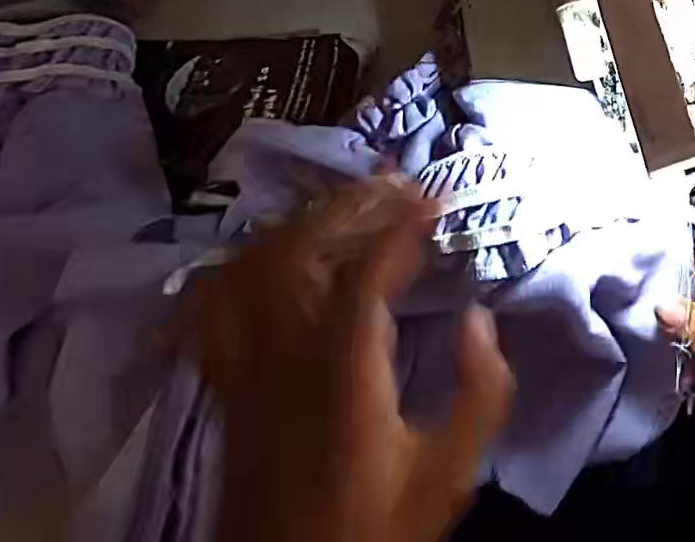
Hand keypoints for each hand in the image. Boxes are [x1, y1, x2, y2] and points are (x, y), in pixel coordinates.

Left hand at [191, 181, 514, 541]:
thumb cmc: (376, 528)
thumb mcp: (450, 470)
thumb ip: (480, 391)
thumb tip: (478, 315)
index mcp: (343, 385)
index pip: (360, 284)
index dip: (397, 231)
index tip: (434, 201)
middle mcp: (283, 369)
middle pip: (294, 262)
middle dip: (348, 208)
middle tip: (395, 186)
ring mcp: (245, 378)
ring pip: (250, 276)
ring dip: (300, 226)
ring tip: (350, 203)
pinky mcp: (229, 391)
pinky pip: (214, 312)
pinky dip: (241, 267)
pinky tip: (273, 248)